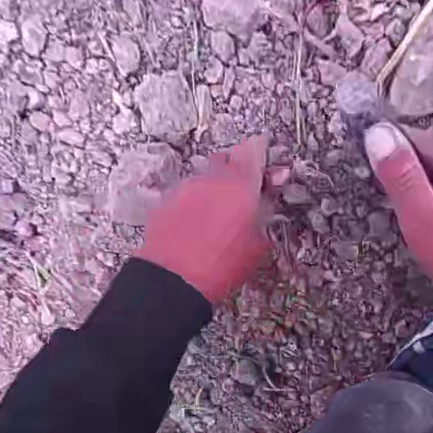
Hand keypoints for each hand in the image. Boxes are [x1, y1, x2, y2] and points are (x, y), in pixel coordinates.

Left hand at [135, 136, 268, 301]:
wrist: (173, 280)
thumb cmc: (221, 266)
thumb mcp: (257, 245)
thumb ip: (264, 215)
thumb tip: (268, 202)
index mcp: (240, 186)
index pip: (253, 152)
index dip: (260, 152)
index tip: (264, 154)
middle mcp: (211, 180)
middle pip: (226, 161)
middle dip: (236, 171)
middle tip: (244, 190)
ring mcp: (185, 189)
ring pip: (205, 179)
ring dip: (214, 190)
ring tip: (220, 217)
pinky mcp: (165, 202)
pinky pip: (186, 195)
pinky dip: (194, 204)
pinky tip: (198, 226)